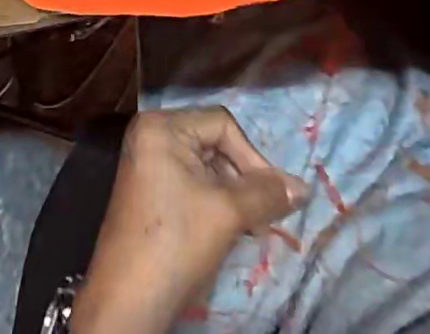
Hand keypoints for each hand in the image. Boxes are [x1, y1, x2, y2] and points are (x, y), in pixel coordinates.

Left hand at [72, 107, 306, 333]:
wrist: (126, 304)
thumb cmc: (176, 243)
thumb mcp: (228, 213)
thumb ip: (267, 193)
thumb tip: (303, 187)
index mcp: (161, 126)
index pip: (223, 125)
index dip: (251, 157)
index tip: (272, 195)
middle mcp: (151, 135)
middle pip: (214, 144)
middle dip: (243, 179)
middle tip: (264, 215)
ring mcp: (147, 163)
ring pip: (206, 167)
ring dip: (233, 194)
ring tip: (251, 226)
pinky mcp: (149, 190)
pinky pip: (191, 182)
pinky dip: (214, 201)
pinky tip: (230, 228)